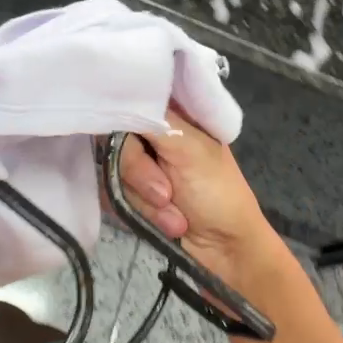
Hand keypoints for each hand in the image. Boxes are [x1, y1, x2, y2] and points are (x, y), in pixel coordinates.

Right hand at [119, 107, 277, 282]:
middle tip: (167, 194)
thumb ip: (155, 118)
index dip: (125, 113)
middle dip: (140, 174)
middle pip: (118, 140)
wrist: (227, 252)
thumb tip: (123, 90)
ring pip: (116, 171)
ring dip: (145, 201)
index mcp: (175, 111)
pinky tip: (169, 225)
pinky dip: (142, 213)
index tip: (130, 133)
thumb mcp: (190, 149)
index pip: (134, 97)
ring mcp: (145, 164)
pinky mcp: (136, 192)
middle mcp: (156, 132)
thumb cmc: (217, 193)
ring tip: (177, 217)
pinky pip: (115, 195)